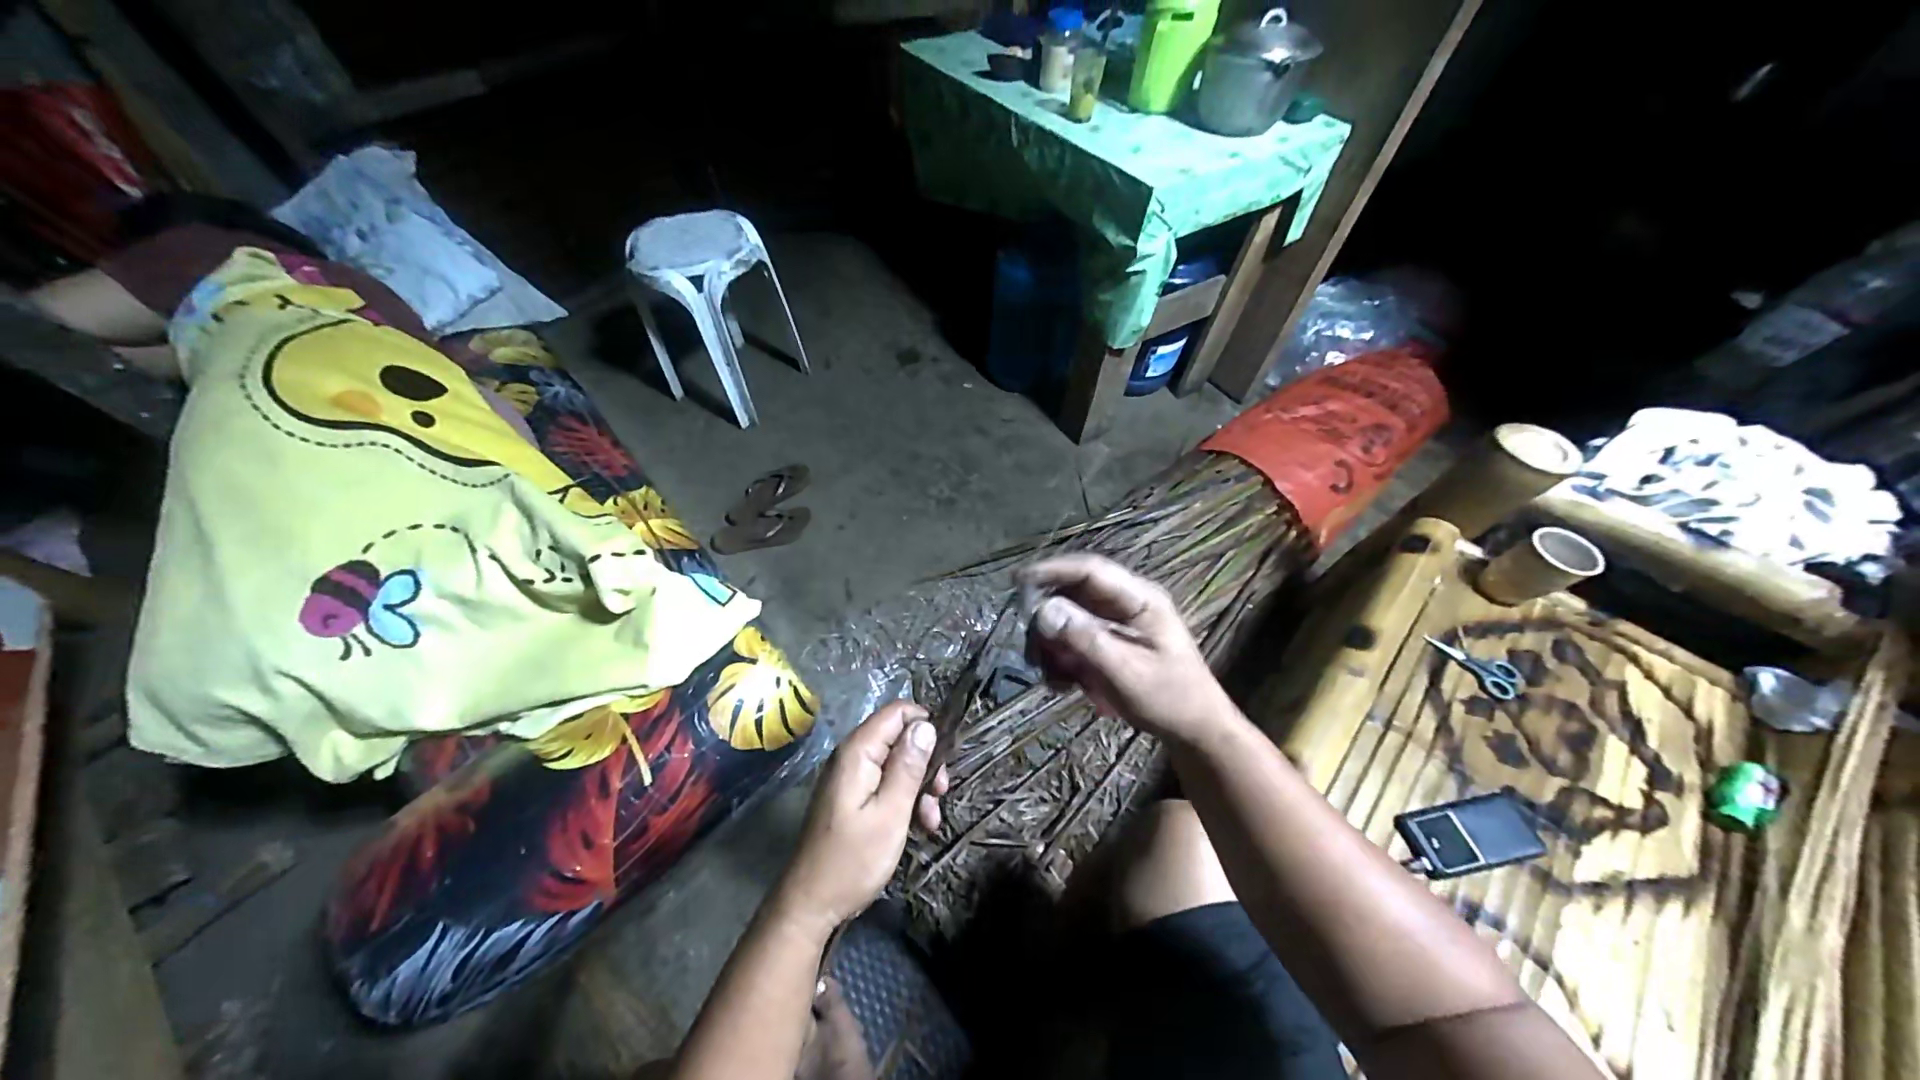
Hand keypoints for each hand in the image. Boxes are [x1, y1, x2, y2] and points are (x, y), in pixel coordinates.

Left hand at [773, 702, 949, 939]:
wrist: (811, 905)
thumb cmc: (852, 860)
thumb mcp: (890, 814)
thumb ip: (908, 767)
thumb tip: (926, 725)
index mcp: (857, 753)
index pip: (897, 712)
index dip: (925, 726)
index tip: (945, 758)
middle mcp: (851, 757)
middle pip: (899, 737)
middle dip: (926, 761)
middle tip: (941, 794)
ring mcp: (850, 778)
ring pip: (896, 762)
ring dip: (919, 786)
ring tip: (931, 820)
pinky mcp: (852, 797)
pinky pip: (885, 783)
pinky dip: (905, 799)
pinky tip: (918, 825)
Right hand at [1018, 554, 1238, 746]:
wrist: (1195, 731)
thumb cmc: (1169, 699)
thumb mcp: (1126, 671)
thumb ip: (1085, 639)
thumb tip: (1043, 611)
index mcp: (1140, 599)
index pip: (1089, 570)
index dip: (1051, 570)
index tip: (1016, 581)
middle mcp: (1125, 603)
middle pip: (1072, 592)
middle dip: (1047, 618)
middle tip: (1032, 649)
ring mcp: (1116, 622)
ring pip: (1067, 617)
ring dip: (1052, 644)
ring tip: (1052, 676)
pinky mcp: (1108, 642)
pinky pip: (1073, 639)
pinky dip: (1061, 658)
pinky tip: (1063, 683)